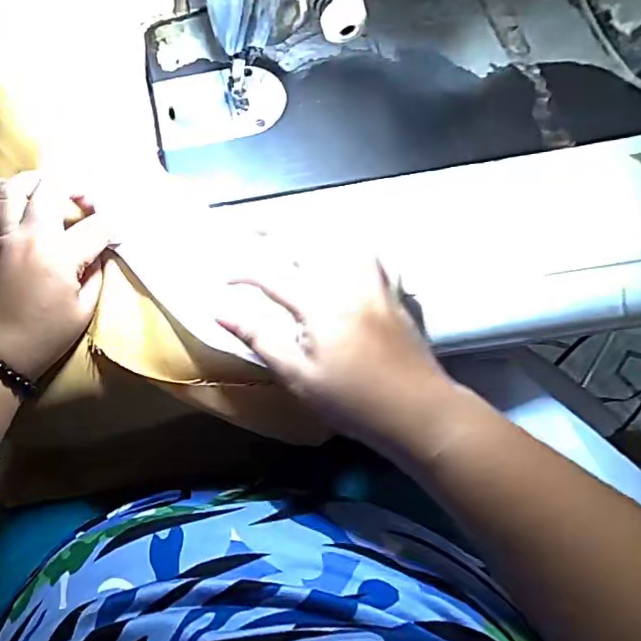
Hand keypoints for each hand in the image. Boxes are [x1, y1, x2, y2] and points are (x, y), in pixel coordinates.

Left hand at [0, 172, 116, 380]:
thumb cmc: (44, 337)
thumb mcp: (82, 312)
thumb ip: (94, 275)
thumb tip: (97, 254)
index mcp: (60, 254)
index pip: (96, 226)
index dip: (111, 227)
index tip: (116, 235)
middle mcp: (29, 237)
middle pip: (51, 191)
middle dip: (75, 188)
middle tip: (86, 201)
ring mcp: (1, 239)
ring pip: (10, 191)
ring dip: (31, 181)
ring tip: (46, 186)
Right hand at [216, 252, 462, 451]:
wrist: (419, 411)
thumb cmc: (352, 402)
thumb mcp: (299, 376)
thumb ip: (261, 339)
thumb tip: (222, 312)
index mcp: (320, 306)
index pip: (273, 278)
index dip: (245, 274)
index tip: (225, 280)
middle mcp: (348, 287)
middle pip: (309, 248)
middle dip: (277, 234)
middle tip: (256, 228)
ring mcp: (377, 289)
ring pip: (347, 246)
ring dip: (321, 235)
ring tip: (304, 233)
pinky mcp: (397, 300)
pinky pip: (379, 261)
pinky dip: (361, 251)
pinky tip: (355, 254)